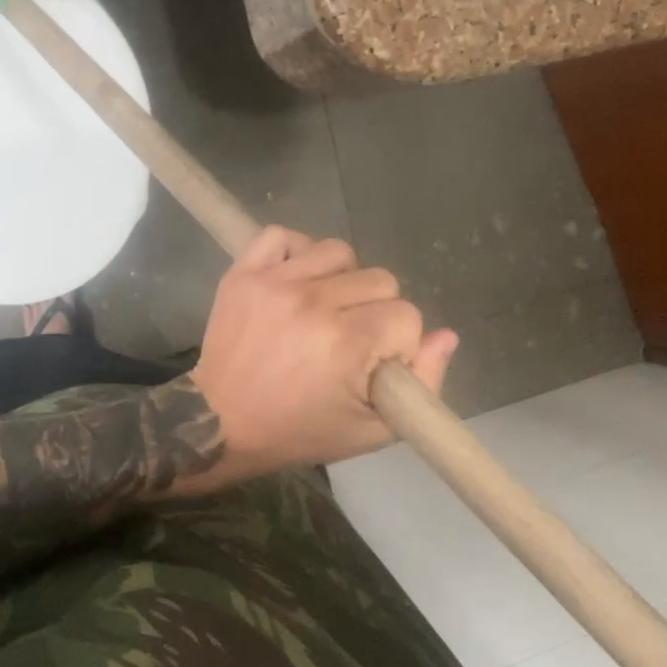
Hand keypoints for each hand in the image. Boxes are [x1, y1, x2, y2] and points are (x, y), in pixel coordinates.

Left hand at [188, 226, 457, 478]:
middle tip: (348, 341)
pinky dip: (295, 251)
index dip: (398, 343)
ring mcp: (274, 283)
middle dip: (374, 312)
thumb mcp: (372, 429)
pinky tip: (297, 281)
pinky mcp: (243, 273)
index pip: (406, 314)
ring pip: (338, 252)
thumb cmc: (298, 431)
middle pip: (379, 279)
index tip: (374, 365)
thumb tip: (446, 335)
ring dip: (341, 279)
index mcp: (348, 343)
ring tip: (324, 309)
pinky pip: (281, 235)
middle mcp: (313, 303)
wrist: (220, 422)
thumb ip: (422, 382)